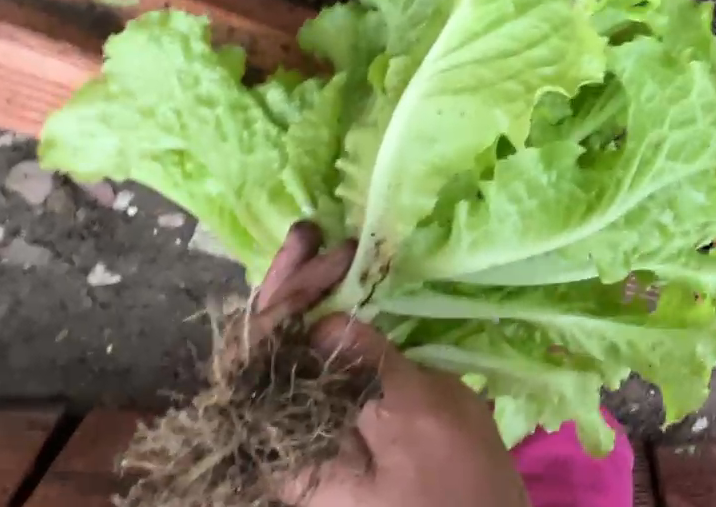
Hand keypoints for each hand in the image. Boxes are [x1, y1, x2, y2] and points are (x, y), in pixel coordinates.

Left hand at [259, 223, 528, 506]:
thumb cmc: (456, 480)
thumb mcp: (420, 420)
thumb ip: (372, 373)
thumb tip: (324, 325)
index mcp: (289, 447)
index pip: (259, 363)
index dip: (284, 301)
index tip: (330, 257)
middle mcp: (284, 434)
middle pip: (264, 349)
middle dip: (287, 285)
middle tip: (319, 235)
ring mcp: (311, 421)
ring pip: (287, 348)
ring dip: (302, 294)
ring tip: (319, 244)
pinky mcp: (340, 412)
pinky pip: (318, 356)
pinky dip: (326, 314)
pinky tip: (336, 287)